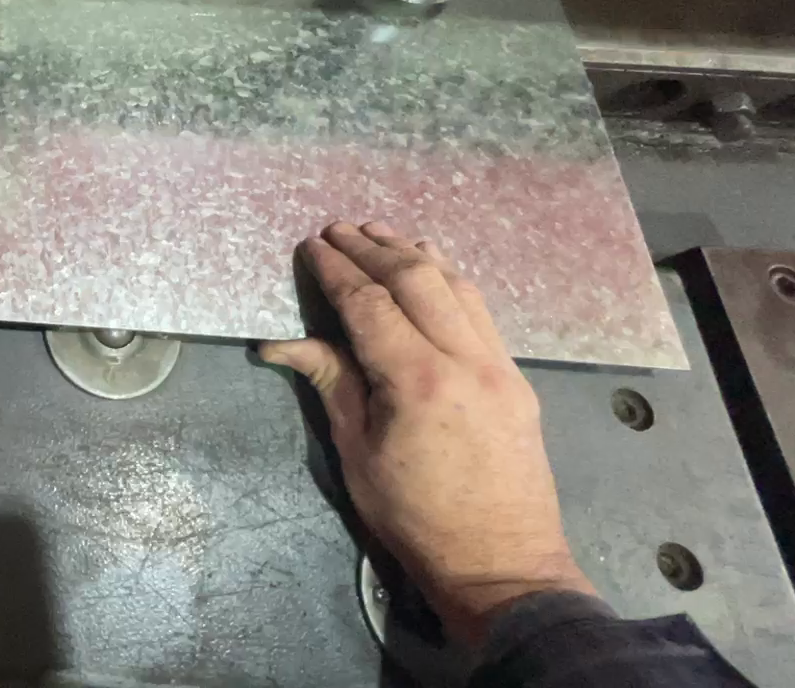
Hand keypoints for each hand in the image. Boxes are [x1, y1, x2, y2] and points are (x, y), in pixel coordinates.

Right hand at [261, 221, 594, 644]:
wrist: (503, 565)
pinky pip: (479, 309)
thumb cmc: (413, 514)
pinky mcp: (515, 377)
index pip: (369, 304)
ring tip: (379, 231)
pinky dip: (448, 277)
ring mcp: (500, 366)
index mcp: (418, 382)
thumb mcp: (355, 450)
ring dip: (413, 253)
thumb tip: (279, 343)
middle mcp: (466, 361)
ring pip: (457, 286)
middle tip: (337, 229)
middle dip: (372, 248)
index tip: (311, 245)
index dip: (336, 269)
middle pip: (416, 280)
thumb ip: (329, 381)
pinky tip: (430, 264)